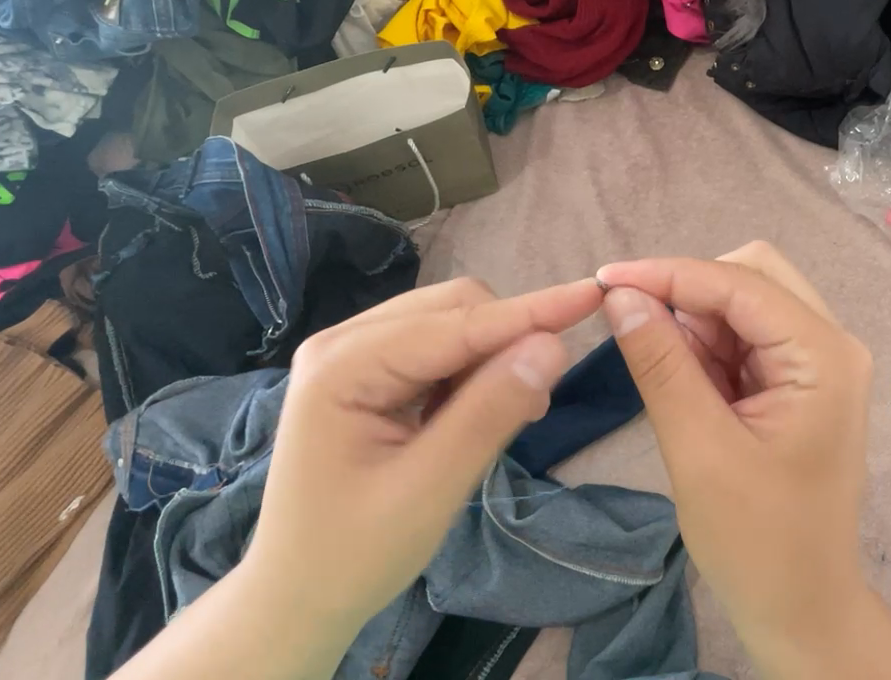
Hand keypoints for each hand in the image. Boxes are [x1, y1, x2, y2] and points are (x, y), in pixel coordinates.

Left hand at [241, 277, 603, 639]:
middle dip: (508, 339)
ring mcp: (354, 350)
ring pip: (454, 320)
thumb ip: (490, 412)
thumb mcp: (431, 490)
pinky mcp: (369, 367)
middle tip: (536, 403)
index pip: (458, 323)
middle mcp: (344, 340)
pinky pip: (442, 343)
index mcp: (343, 365)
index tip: (594, 293)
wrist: (296, 597)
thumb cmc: (355, 555)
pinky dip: (475, 368)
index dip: (531, 311)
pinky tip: (477, 411)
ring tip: (508, 412)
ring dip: (493, 355)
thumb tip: (554, 345)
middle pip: (456, 306)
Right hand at [600, 243, 890, 676]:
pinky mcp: (799, 379)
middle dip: (688, 293)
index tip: (604, 279)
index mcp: (823, 355)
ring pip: (746, 301)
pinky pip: (746, 336)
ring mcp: (818, 360)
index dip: (669, 274)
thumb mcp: (699, 450)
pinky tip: (689, 383)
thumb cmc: (757, 541)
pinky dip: (708, 347)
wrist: (802, 607)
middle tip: (635, 326)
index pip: (740, 282)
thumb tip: (620, 296)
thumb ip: (661, 364)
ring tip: (668, 375)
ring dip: (697, 323)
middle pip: (751, 274)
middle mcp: (830, 342)